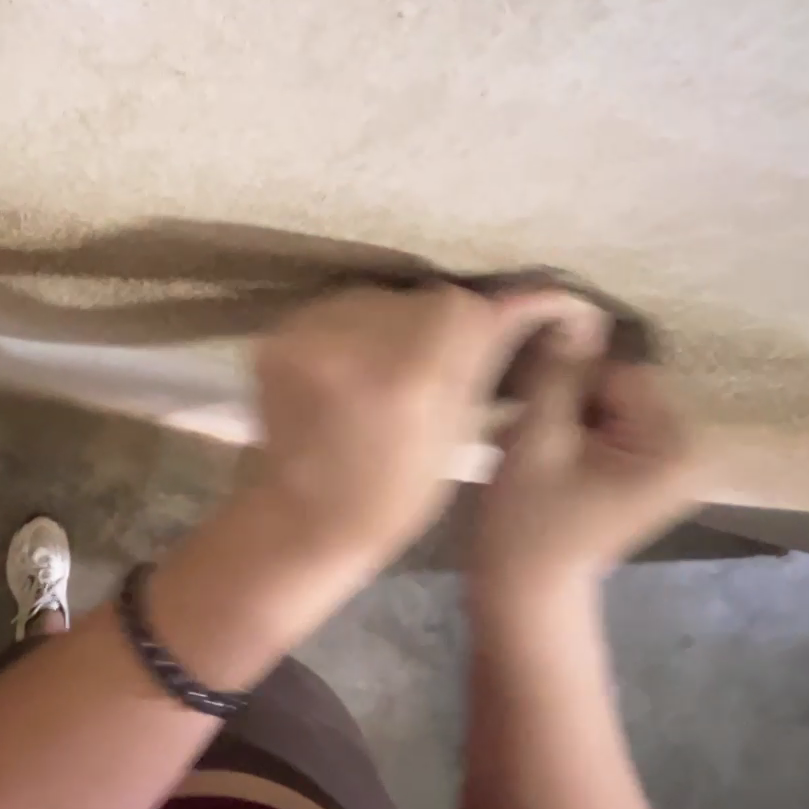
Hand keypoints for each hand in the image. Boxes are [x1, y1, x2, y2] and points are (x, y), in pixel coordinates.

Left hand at [250, 284, 605, 561]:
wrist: (305, 513)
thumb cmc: (397, 490)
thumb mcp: (457, 429)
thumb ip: (484, 355)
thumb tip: (532, 296)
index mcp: (413, 373)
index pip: (459, 305)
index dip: (472, 322)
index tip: (473, 345)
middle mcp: (357, 344)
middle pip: (414, 300)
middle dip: (427, 324)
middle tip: (420, 367)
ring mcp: (308, 338)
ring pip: (370, 299)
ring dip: (384, 323)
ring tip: (377, 370)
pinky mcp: (276, 339)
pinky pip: (329, 313)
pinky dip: (344, 332)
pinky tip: (344, 369)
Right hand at [473, 333, 704, 587]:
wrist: (525, 588)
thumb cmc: (527, 521)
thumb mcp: (535, 441)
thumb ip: (556, 374)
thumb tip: (571, 308)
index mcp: (678, 444)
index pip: (622, 371)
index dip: (569, 381)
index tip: (533, 413)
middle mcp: (691, 448)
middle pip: (619, 383)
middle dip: (568, 397)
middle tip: (530, 435)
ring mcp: (670, 462)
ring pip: (607, 400)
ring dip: (565, 411)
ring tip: (534, 449)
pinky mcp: (646, 470)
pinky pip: (607, 422)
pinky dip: (572, 429)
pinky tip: (547, 457)